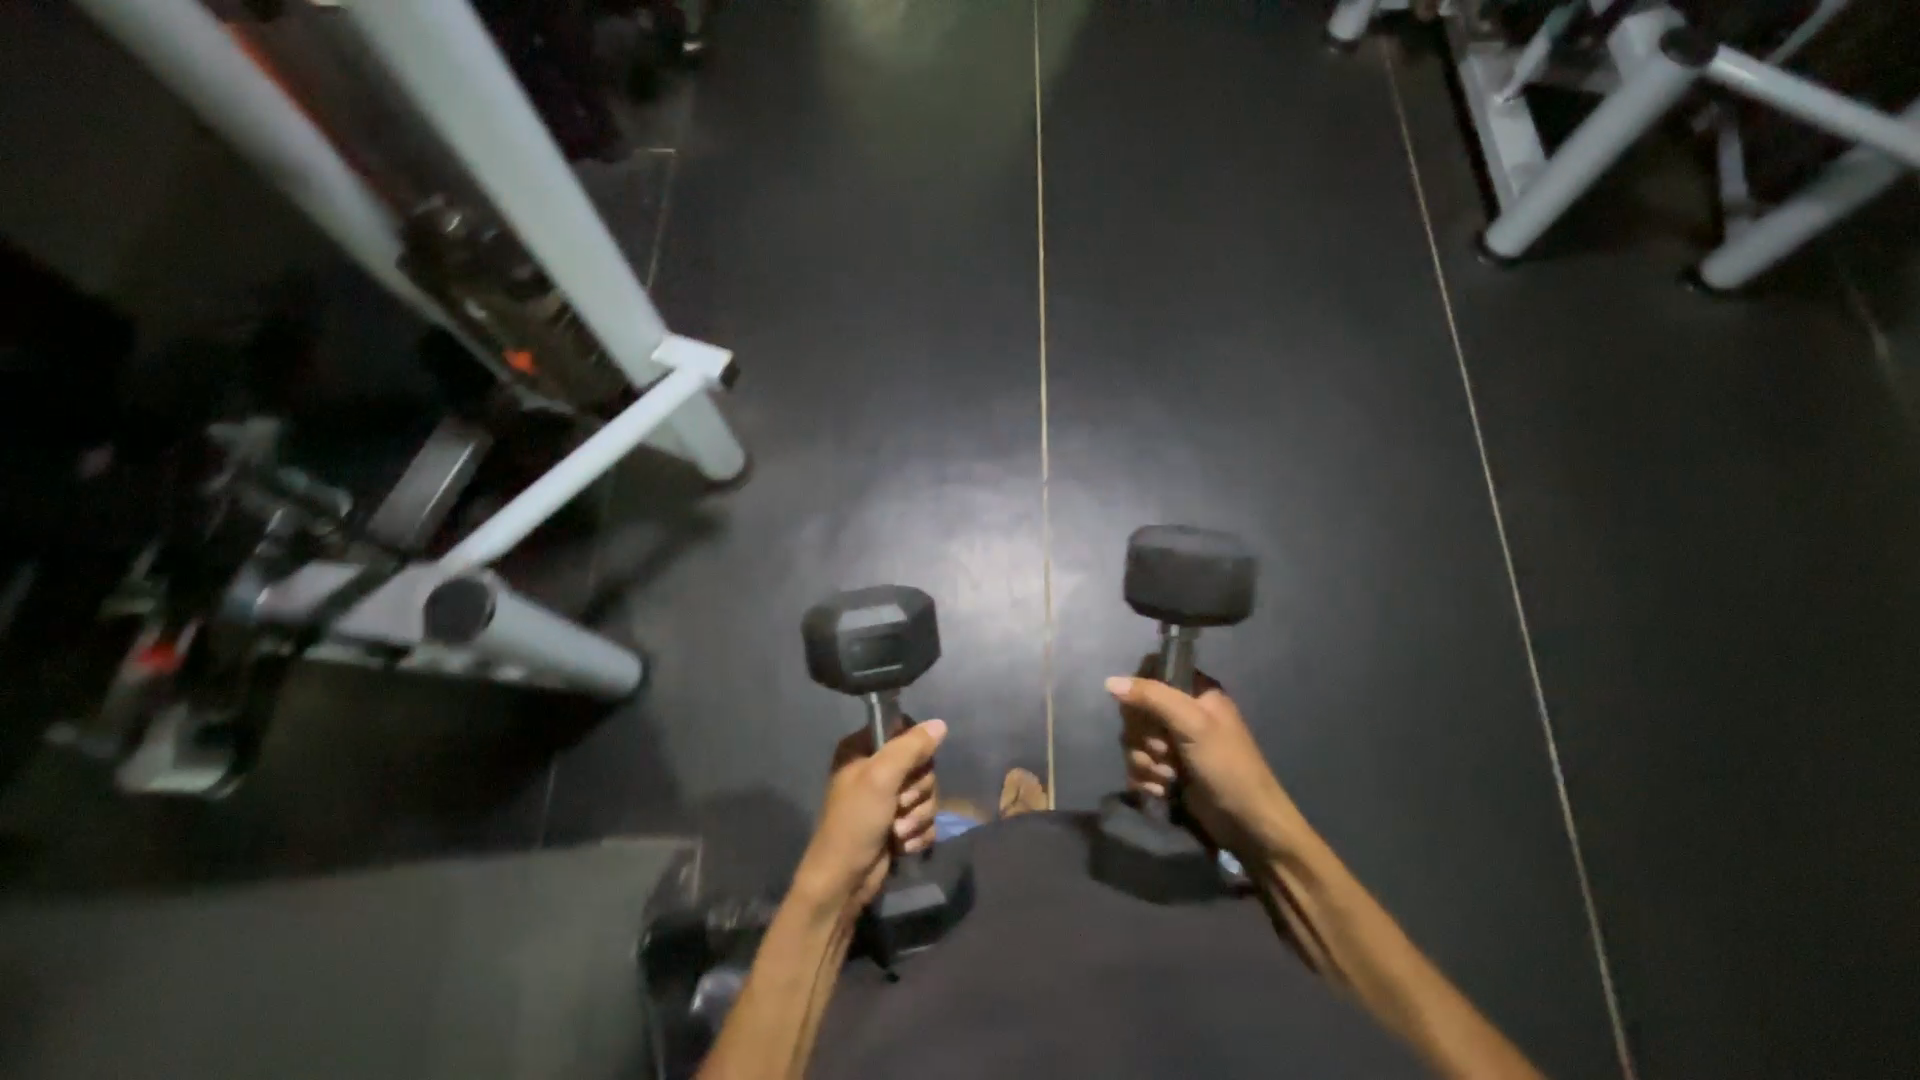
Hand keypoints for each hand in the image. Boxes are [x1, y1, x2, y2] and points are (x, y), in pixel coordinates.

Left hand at [793, 718, 947, 912]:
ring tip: (898, 831)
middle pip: (922, 765)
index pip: (904, 730)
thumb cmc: (855, 823)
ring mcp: (888, 798)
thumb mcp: (880, 778)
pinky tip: (903, 845)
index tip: (910, 769)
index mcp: (862, 749)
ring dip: (917, 816)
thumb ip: (911, 747)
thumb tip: (940, 724)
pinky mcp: (899, 824)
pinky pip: (927, 819)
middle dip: (917, 792)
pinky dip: (919, 833)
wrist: (844, 881)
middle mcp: (875, 769)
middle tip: (898, 805)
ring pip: (927, 794)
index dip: (915, 751)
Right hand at [1109, 674, 1303, 859]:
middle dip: (1145, 738)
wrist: (1245, 821)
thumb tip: (1110, 682)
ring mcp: (1173, 744)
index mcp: (1195, 692)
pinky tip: (1164, 791)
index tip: (1145, 710)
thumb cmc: (1226, 765)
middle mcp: (1181, 713)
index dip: (1141, 692)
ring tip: (1170, 776)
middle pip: (1136, 711)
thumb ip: (1152, 697)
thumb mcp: (1192, 723)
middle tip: (1167, 750)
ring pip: (1133, 741)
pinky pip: (1137, 766)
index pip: (1152, 673)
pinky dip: (1147, 780)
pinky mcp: (1166, 771)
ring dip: (1147, 763)